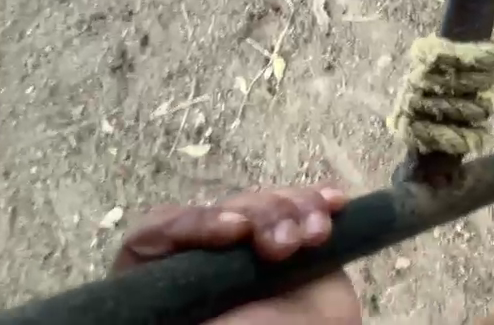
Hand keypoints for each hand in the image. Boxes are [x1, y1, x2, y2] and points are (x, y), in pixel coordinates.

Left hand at [114, 186, 361, 324]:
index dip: (196, 221)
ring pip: (272, 201)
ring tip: (317, 237)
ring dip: (300, 209)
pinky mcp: (302, 245)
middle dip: (266, 216)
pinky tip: (336, 205)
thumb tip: (169, 268)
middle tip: (285, 247)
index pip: (157, 234)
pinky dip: (323, 199)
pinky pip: (310, 202)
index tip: (236, 232)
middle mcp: (209, 267)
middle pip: (230, 209)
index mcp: (167, 290)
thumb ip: (177, 295)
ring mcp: (257, 254)